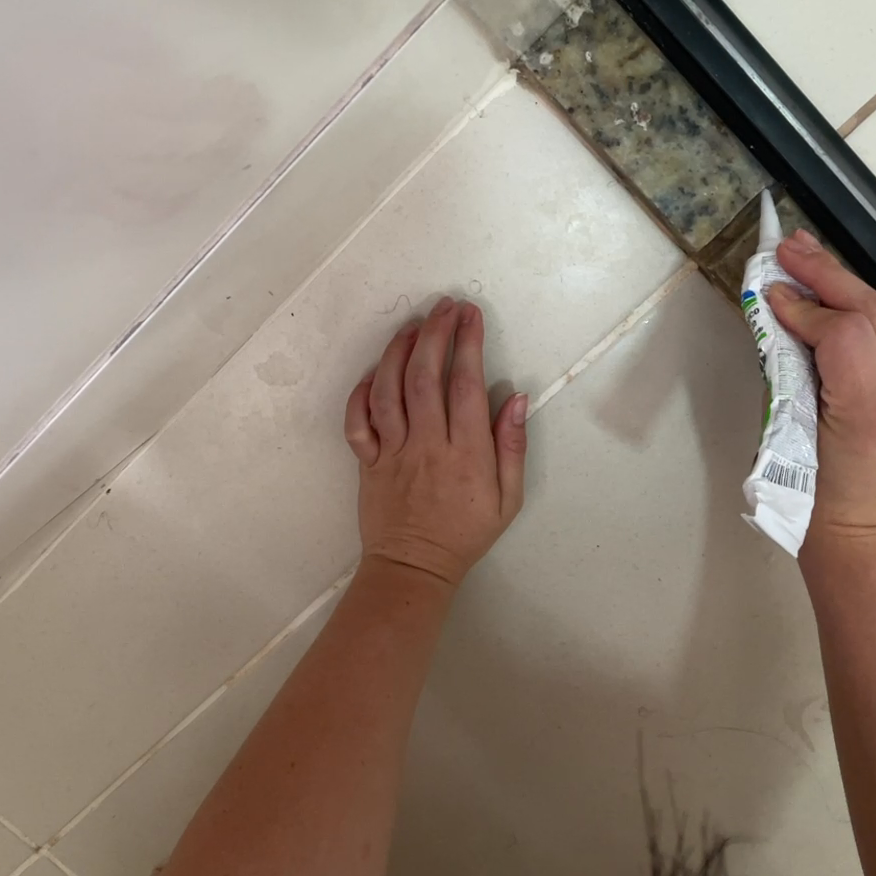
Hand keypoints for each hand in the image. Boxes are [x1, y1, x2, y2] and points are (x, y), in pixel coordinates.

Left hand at [344, 297, 528, 585]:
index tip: (471, 315)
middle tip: (443, 307)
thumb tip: (518, 397)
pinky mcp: (366, 462)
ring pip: (389, 391)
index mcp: (466, 454)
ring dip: (398, 352)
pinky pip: (357, 423)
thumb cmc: (465, 532)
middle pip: (425, 378)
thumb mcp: (508, 499)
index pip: (466, 386)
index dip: (468, 344)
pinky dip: (360, 394)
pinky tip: (374, 372)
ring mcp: (392, 452)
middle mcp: (426, 446)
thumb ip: (512, 447)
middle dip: (435, 334)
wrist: (414, 568)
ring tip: (412, 326)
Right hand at [768, 230, 875, 532]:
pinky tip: (826, 286)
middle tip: (787, 247)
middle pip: (875, 314)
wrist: (853, 521)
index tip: (769, 292)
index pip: (847, 336)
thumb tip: (777, 307)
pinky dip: (852, 304)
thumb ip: (787, 367)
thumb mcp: (785, 427)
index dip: (806, 307)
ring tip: (803, 253)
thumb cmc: (805, 486)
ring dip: (840, 281)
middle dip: (827, 275)